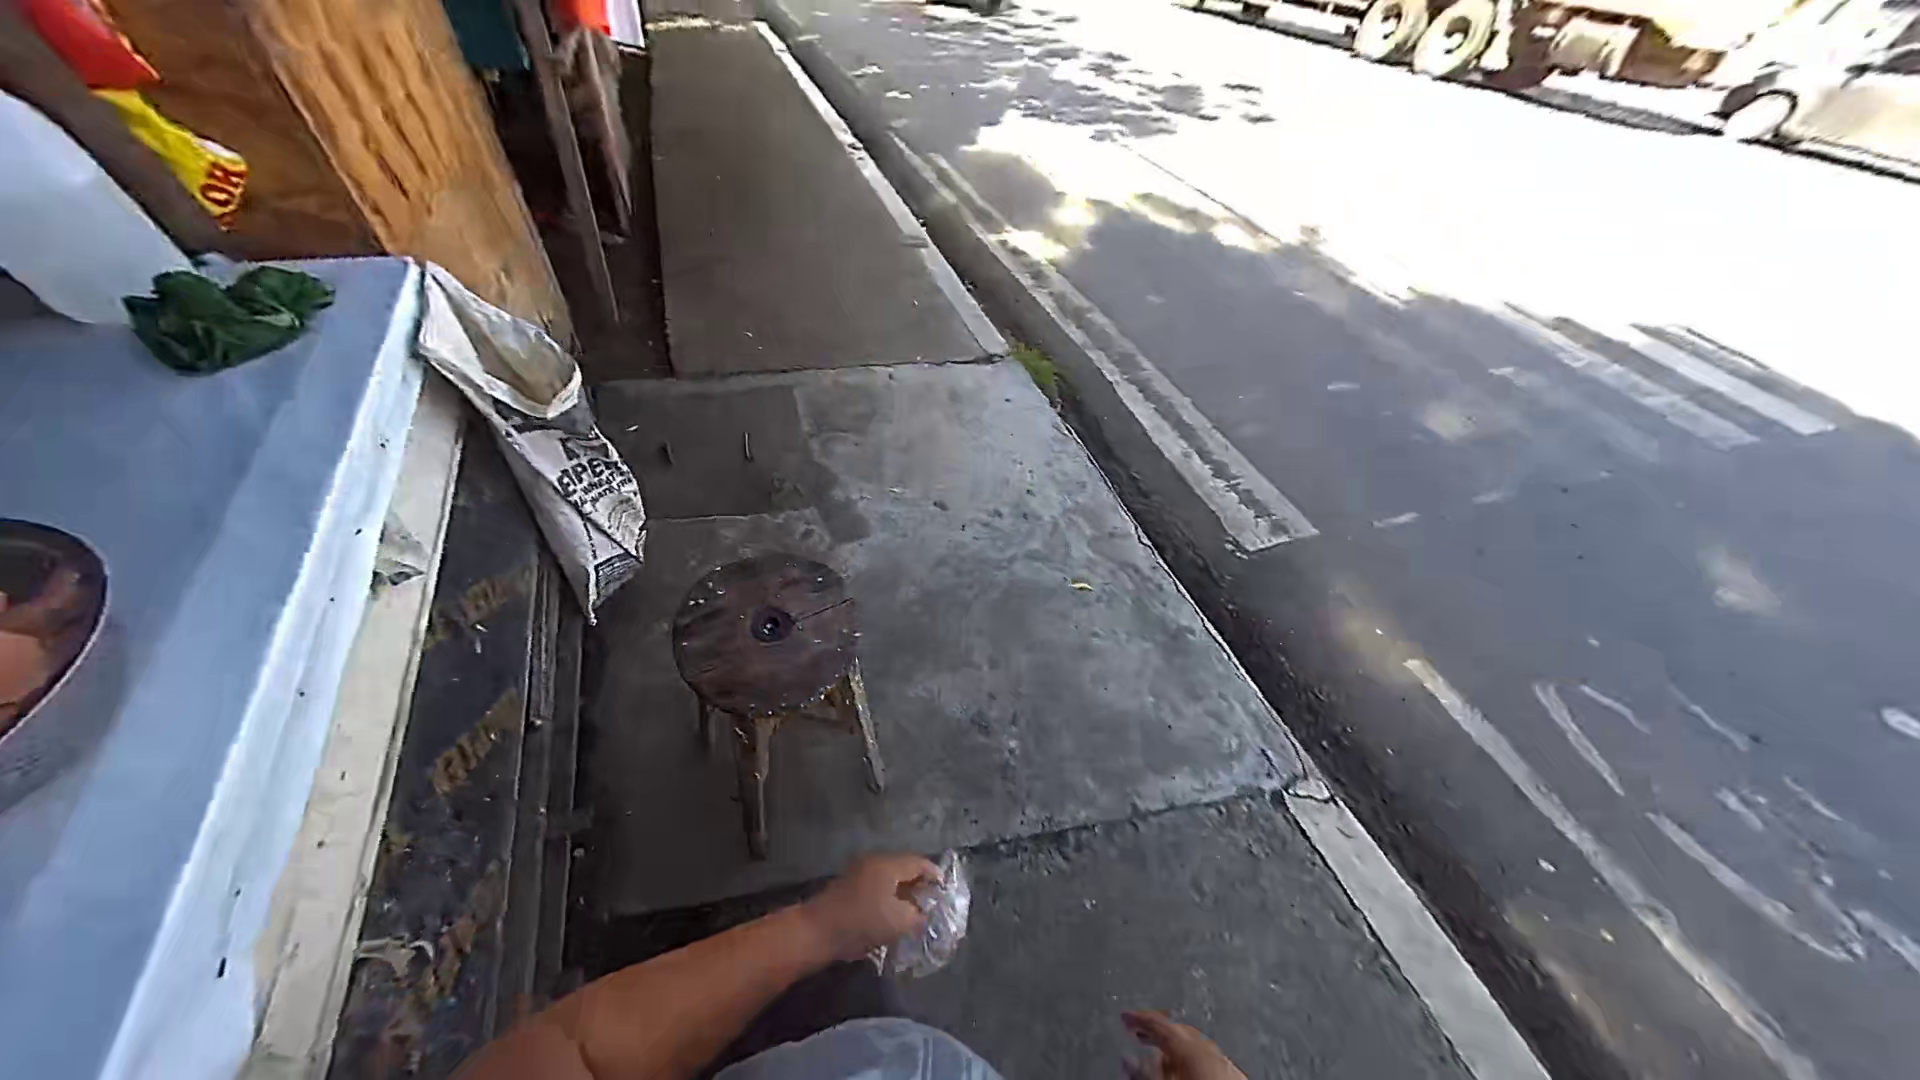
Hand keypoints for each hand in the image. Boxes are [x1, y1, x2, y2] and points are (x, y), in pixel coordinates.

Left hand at [799, 854, 939, 961]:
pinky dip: (888, 897)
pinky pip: (876, 887)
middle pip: (904, 867)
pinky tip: (891, 915)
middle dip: (919, 883)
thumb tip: (924, 913)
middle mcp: (875, 862)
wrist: (818, 932)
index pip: (919, 862)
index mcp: (889, 864)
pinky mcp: (848, 888)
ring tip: (913, 911)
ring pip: (889, 878)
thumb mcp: (898, 922)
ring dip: (902, 891)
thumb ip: (917, 915)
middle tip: (931, 900)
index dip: (934, 874)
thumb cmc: (862, 922)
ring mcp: (859, 873)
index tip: (944, 888)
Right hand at [1122, 1011, 1247, 1079]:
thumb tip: (1127, 1057)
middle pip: (1174, 1028)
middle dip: (1153, 1029)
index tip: (1124, 1016)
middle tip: (1136, 1031)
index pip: (1156, 1021)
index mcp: (1187, 1041)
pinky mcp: (1231, 1072)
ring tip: (1156, 1053)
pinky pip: (1202, 1054)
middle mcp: (1205, 1042)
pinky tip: (1182, 1068)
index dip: (1137, 1017)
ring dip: (1170, 1045)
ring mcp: (1220, 1057)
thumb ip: (1146, 1070)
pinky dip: (1187, 1056)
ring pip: (1189, 1042)